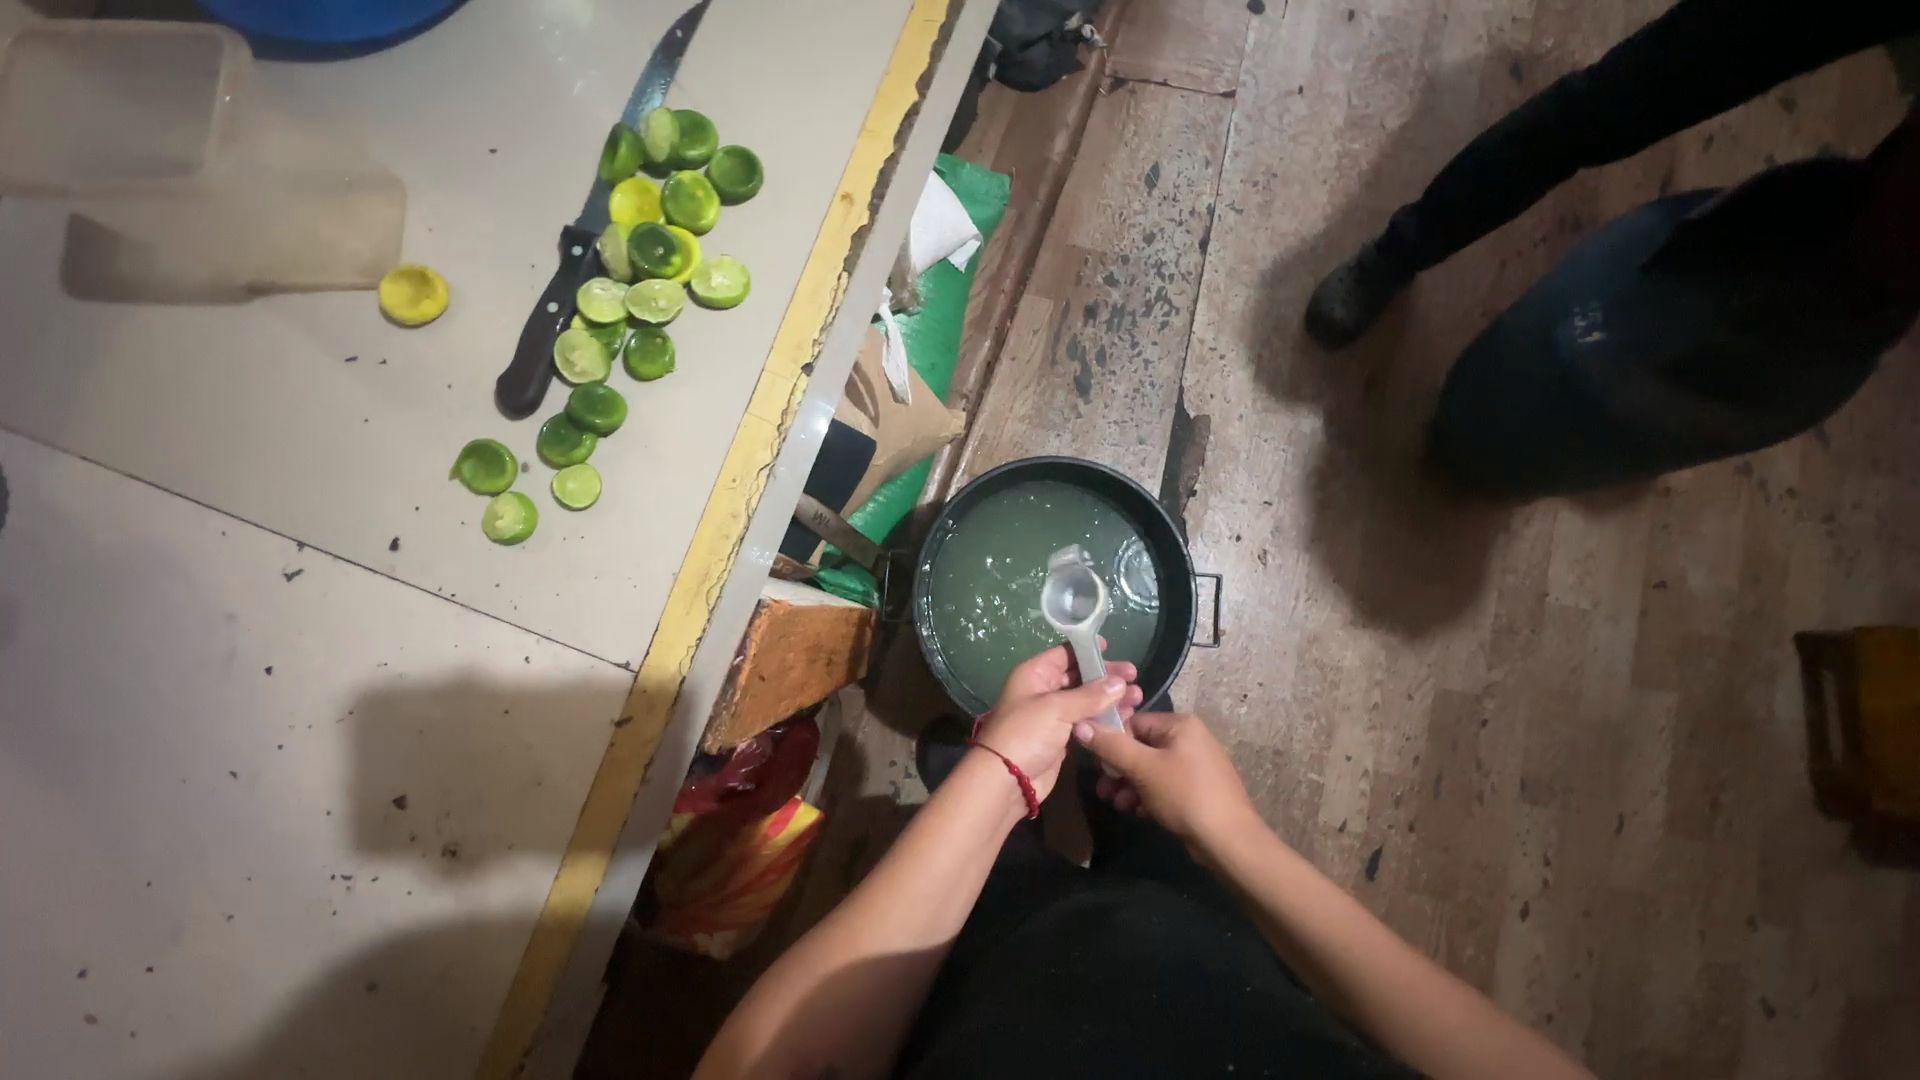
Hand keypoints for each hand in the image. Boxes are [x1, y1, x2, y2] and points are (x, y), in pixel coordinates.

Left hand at [974, 644, 1143, 800]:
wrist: (1007, 780)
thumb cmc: (1026, 733)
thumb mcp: (1056, 708)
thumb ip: (1090, 695)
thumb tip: (1120, 682)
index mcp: (1034, 674)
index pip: (1064, 654)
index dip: (1088, 650)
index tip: (1114, 650)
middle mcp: (1042, 690)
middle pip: (1078, 676)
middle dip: (1106, 677)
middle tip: (1134, 677)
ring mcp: (1051, 715)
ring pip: (1085, 700)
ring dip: (1109, 698)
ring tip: (1137, 698)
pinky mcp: (1061, 737)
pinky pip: (1086, 721)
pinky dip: (1103, 718)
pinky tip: (1125, 717)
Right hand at [1074, 711, 1260, 846]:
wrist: (1228, 841)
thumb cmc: (1185, 795)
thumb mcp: (1142, 768)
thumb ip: (1110, 746)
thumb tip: (1080, 723)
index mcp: (1179, 724)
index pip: (1133, 723)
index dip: (1112, 743)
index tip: (1098, 767)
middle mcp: (1189, 738)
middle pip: (1140, 747)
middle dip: (1119, 770)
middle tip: (1103, 790)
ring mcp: (1195, 764)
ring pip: (1150, 768)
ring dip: (1129, 785)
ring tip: (1118, 805)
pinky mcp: (1196, 788)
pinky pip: (1163, 784)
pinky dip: (1147, 795)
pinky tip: (1138, 812)